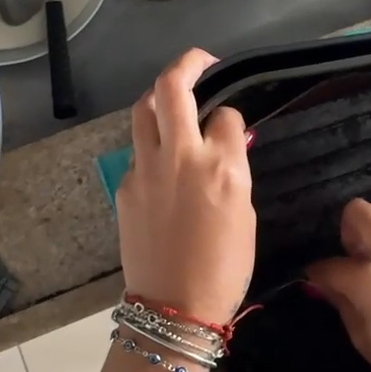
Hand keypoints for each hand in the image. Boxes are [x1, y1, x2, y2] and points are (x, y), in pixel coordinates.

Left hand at [116, 49, 254, 325]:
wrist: (174, 309)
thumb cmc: (225, 270)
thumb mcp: (246, 215)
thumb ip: (234, 172)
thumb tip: (227, 146)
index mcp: (221, 166)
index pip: (226, 116)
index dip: (232, 118)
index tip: (233, 127)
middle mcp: (180, 157)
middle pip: (171, 87)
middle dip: (188, 63)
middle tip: (201, 62)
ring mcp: (145, 169)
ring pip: (144, 110)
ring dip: (160, 97)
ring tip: (174, 100)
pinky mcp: (125, 186)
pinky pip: (138, 151)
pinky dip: (152, 146)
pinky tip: (164, 167)